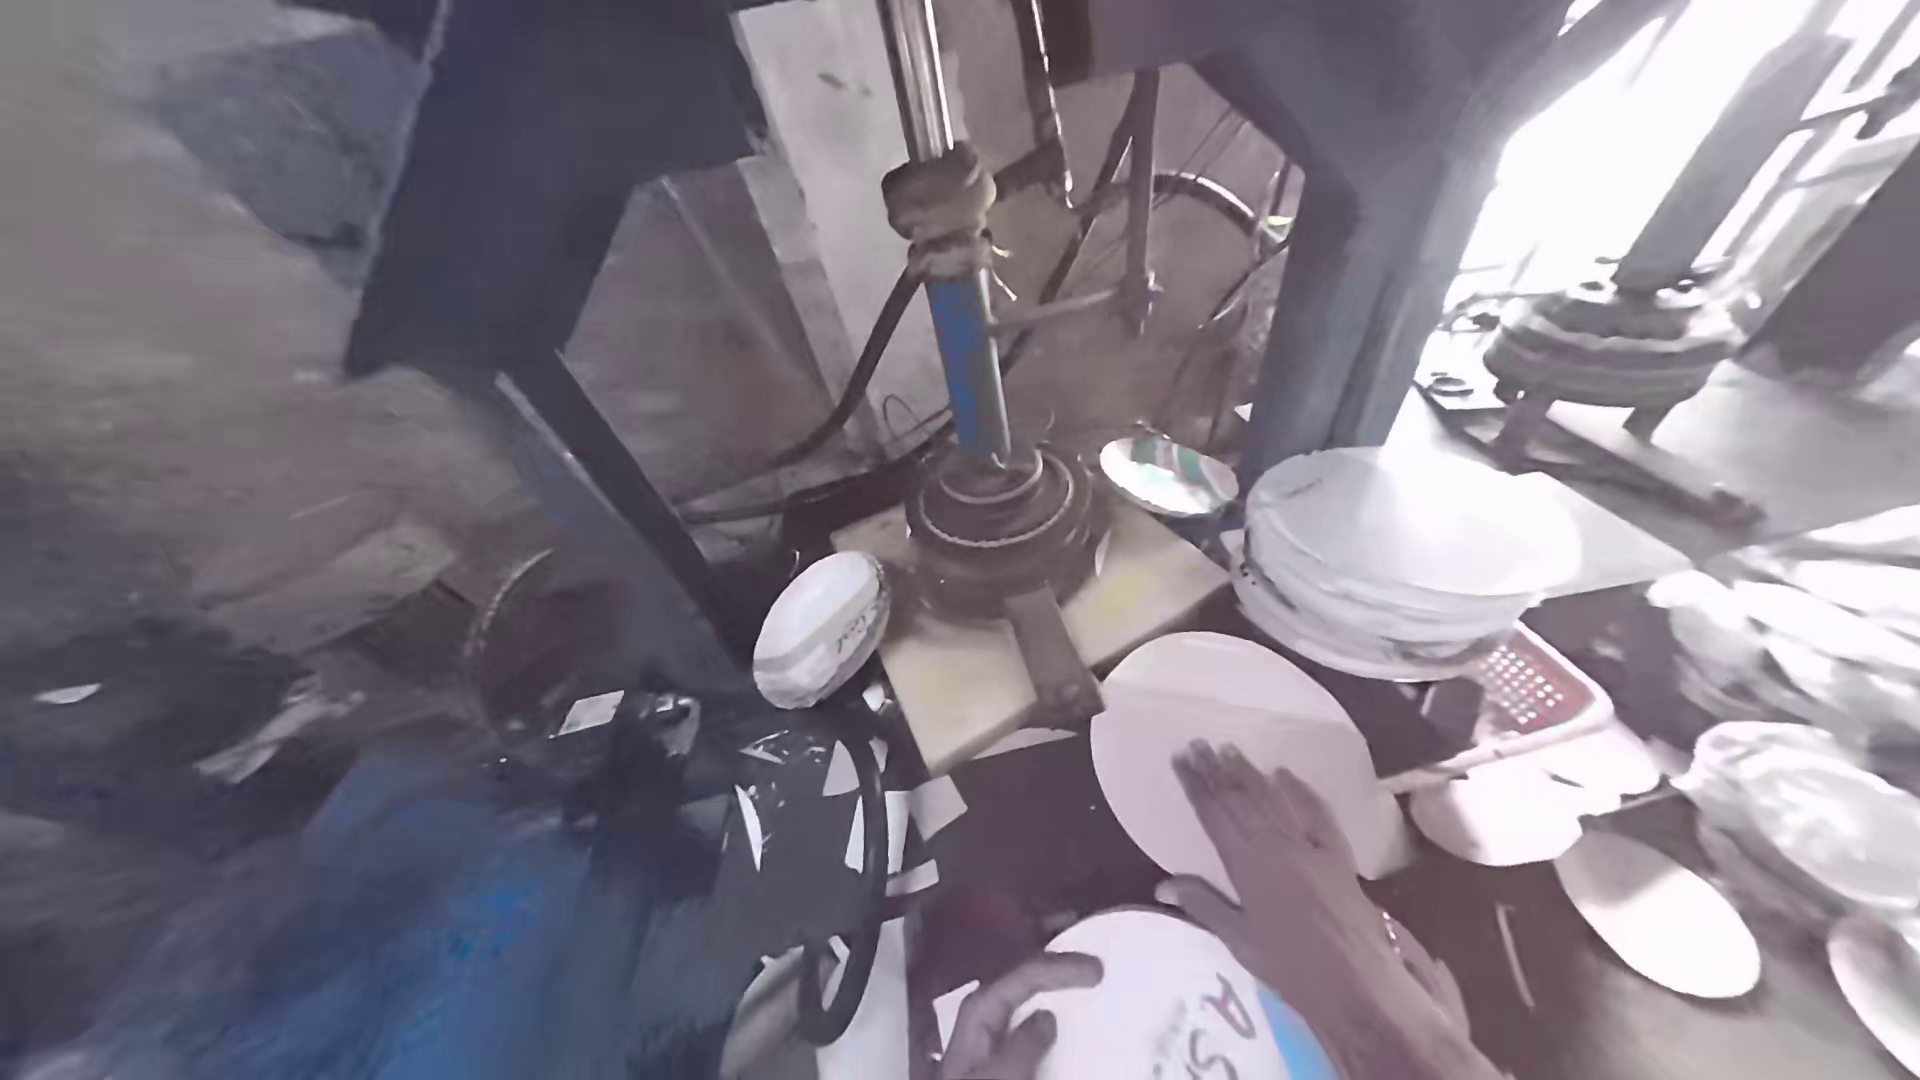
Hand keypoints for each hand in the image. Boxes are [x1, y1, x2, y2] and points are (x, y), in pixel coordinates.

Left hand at [940, 952, 1102, 1079]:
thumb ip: (1021, 1049)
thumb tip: (1048, 1016)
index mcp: (982, 1010)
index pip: (1026, 974)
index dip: (1062, 966)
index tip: (1098, 970)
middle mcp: (989, 1013)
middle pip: (1028, 977)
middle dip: (1060, 964)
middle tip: (1097, 965)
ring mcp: (998, 1034)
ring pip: (1031, 997)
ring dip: (1059, 984)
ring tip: (1089, 979)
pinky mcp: (1008, 1055)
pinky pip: (1034, 1026)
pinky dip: (1056, 1015)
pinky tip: (1072, 1016)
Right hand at [1157, 742, 1399, 1000]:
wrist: (1360, 985)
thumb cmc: (1292, 966)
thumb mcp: (1239, 940)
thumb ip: (1202, 904)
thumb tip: (1160, 885)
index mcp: (1245, 862)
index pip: (1212, 813)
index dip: (1194, 784)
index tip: (1180, 758)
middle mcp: (1273, 844)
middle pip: (1238, 798)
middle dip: (1215, 769)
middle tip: (1199, 743)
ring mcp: (1307, 846)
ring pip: (1271, 798)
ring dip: (1248, 772)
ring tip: (1230, 748)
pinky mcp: (1336, 854)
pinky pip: (1316, 812)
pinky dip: (1300, 791)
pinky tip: (1284, 773)